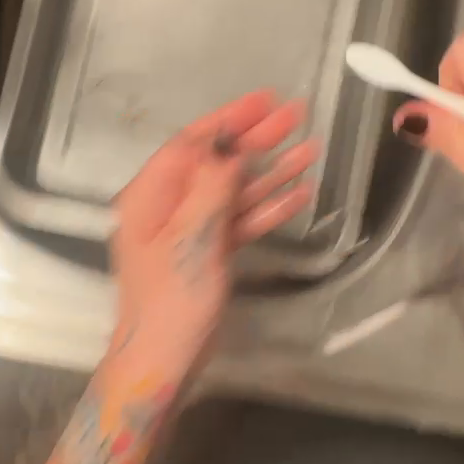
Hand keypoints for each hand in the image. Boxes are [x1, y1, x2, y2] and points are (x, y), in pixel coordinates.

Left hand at [108, 91, 318, 369]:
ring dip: (270, 172)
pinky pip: (239, 222)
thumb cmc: (171, 301)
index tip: (265, 100)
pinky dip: (267, 208)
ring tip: (311, 150)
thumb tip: (228, 148)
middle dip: (257, 140)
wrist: (162, 363)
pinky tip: (299, 194)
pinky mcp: (207, 253)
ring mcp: (189, 230)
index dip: (230, 120)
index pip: (193, 144)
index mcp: (151, 196)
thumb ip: (212, 190)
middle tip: (297, 116)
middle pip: (218, 163)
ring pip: (234, 191)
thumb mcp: (191, 240)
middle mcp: (168, 206)